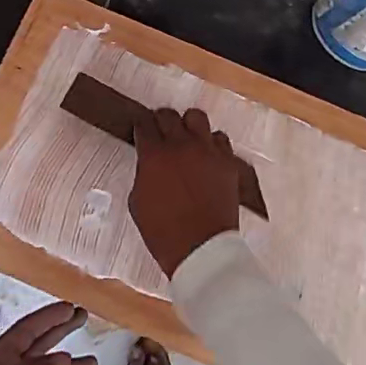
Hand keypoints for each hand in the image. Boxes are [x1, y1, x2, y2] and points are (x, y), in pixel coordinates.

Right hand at [130, 108, 241, 276]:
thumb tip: (149, 162)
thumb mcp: (138, 200)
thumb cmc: (162, 231)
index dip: (141, 126)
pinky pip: (220, 139)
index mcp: (154, 155)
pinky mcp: (227, 162)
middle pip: (168, 115)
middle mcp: (181, 145)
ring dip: (188, 126)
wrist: (201, 249)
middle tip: (161, 133)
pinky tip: (206, 155)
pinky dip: (211, 143)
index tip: (142, 130)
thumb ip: (143, 172)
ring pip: (196, 117)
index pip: (144, 124)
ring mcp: (207, 151)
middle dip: (161, 122)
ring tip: (186, 139)